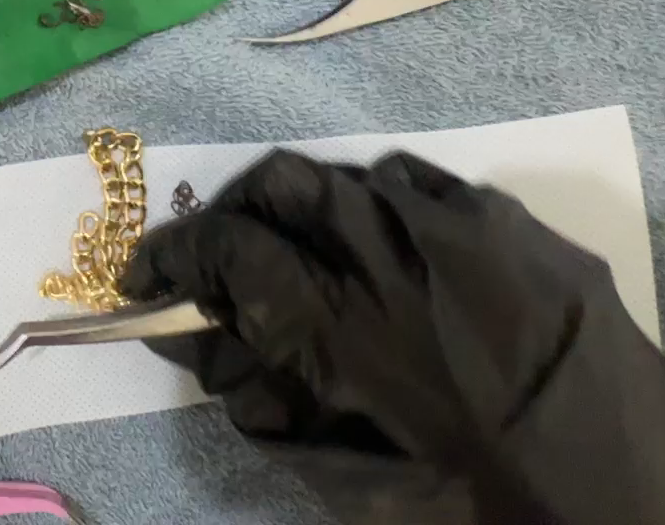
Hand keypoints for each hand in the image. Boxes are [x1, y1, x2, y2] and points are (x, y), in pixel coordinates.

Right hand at [120, 151, 664, 524]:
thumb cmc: (477, 515)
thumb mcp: (342, 474)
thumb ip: (257, 396)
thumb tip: (196, 342)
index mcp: (347, 328)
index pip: (226, 247)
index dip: (171, 254)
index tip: (146, 277)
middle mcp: (397, 256)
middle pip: (281, 181)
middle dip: (232, 206)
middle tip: (219, 248)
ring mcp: (466, 230)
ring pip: (349, 174)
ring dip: (308, 209)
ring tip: (311, 253)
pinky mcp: (518, 228)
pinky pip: (423, 188)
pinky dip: (384, 210)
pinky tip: (395, 256)